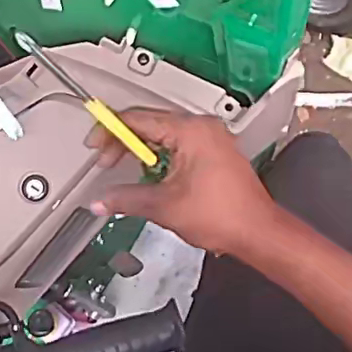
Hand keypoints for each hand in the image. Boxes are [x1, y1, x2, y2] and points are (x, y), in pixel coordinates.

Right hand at [88, 109, 278, 256]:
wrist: (257, 232)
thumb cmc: (226, 216)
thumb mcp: (164, 206)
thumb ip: (125, 199)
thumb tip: (101, 200)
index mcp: (190, 131)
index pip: (138, 119)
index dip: (110, 130)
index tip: (95, 142)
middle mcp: (203, 128)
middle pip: (149, 123)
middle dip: (123, 142)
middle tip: (104, 158)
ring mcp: (211, 139)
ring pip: (163, 134)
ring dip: (140, 149)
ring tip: (123, 167)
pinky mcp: (214, 152)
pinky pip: (178, 144)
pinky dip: (159, 155)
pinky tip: (148, 173)